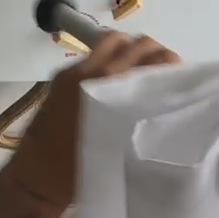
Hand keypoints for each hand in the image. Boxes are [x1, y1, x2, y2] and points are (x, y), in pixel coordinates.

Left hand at [6, 30, 180, 208]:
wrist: (38, 175)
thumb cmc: (82, 169)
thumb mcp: (122, 144)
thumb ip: (141, 114)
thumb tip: (160, 98)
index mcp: (113, 89)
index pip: (151, 58)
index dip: (170, 61)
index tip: (180, 73)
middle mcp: (94, 71)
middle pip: (134, 44)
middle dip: (154, 52)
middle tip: (165, 70)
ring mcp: (75, 70)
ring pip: (113, 42)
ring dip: (130, 50)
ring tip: (140, 70)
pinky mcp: (62, 76)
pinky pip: (94, 54)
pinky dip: (110, 57)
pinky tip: (117, 78)